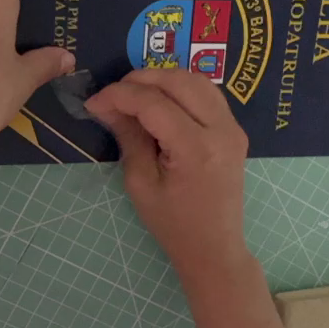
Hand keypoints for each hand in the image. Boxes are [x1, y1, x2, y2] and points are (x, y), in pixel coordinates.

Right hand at [86, 69, 253, 287]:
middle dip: (139, 80)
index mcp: (195, 149)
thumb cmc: (173, 224)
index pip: (153, 103)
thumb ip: (128, 137)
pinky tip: (160, 102)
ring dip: (162, 79)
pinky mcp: (235, 130)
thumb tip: (106, 106)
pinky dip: (180, 89)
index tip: (93, 103)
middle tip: (113, 96)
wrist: (214, 248)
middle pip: (178, 81)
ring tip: (134, 95)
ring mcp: (233, 128)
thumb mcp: (141, 183)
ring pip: (196, 80)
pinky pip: (207, 94)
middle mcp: (221, 130)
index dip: (118, 95)